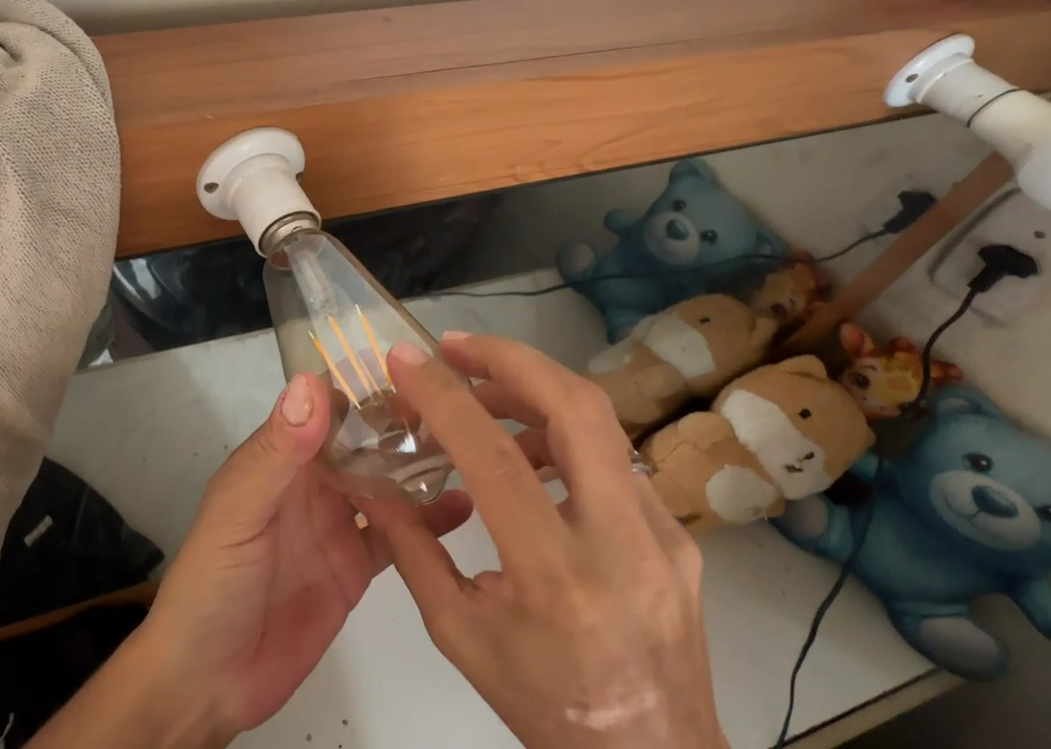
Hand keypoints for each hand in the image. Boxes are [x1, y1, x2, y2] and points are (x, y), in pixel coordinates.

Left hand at [29, 371, 472, 747]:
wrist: (211, 678)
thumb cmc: (212, 584)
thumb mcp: (240, 512)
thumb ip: (276, 454)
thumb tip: (311, 383)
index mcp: (277, 461)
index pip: (323, 409)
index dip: (363, 387)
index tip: (418, 367)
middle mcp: (309, 485)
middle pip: (361, 443)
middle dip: (404, 424)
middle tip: (467, 406)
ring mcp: (335, 526)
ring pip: (384, 484)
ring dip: (420, 467)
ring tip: (478, 447)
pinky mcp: (355, 568)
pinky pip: (397, 537)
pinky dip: (428, 522)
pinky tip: (464, 507)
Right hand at [364, 334, 726, 748]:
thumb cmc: (545, 702)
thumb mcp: (459, 633)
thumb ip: (412, 551)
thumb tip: (373, 484)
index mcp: (557, 576)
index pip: (496, 458)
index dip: (446, 397)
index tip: (405, 358)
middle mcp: (623, 543)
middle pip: (579, 410)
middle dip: (511, 360)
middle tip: (453, 346)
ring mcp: (663, 533)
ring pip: (602, 424)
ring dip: (532, 392)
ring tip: (476, 398)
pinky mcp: (677, 533)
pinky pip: (612, 458)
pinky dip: (559, 434)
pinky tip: (523, 451)